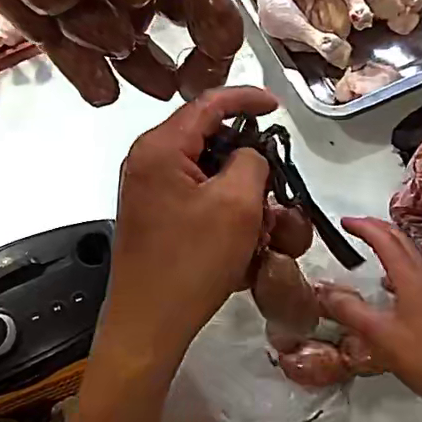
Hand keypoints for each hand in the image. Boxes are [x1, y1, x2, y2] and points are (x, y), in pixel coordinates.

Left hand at [100, 86, 278, 372]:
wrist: (149, 322)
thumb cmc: (191, 263)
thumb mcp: (236, 204)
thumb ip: (250, 161)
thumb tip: (247, 153)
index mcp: (159, 148)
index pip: (207, 103)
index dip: (246, 99)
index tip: (276, 106)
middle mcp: (145, 161)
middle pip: (205, 138)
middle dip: (244, 158)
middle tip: (272, 185)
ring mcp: (146, 189)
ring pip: (204, 171)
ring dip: (237, 190)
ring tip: (258, 222)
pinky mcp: (152, 214)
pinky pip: (194, 196)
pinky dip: (220, 208)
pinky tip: (238, 238)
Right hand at [317, 216, 421, 421]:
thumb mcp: (380, 335)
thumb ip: (350, 311)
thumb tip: (322, 291)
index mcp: (412, 279)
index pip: (386, 240)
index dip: (364, 227)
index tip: (342, 221)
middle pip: (402, 241)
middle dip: (378, 228)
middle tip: (353, 226)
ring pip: (410, 257)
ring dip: (388, 245)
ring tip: (367, 246)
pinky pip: (413, 275)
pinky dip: (395, 267)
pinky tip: (386, 285)